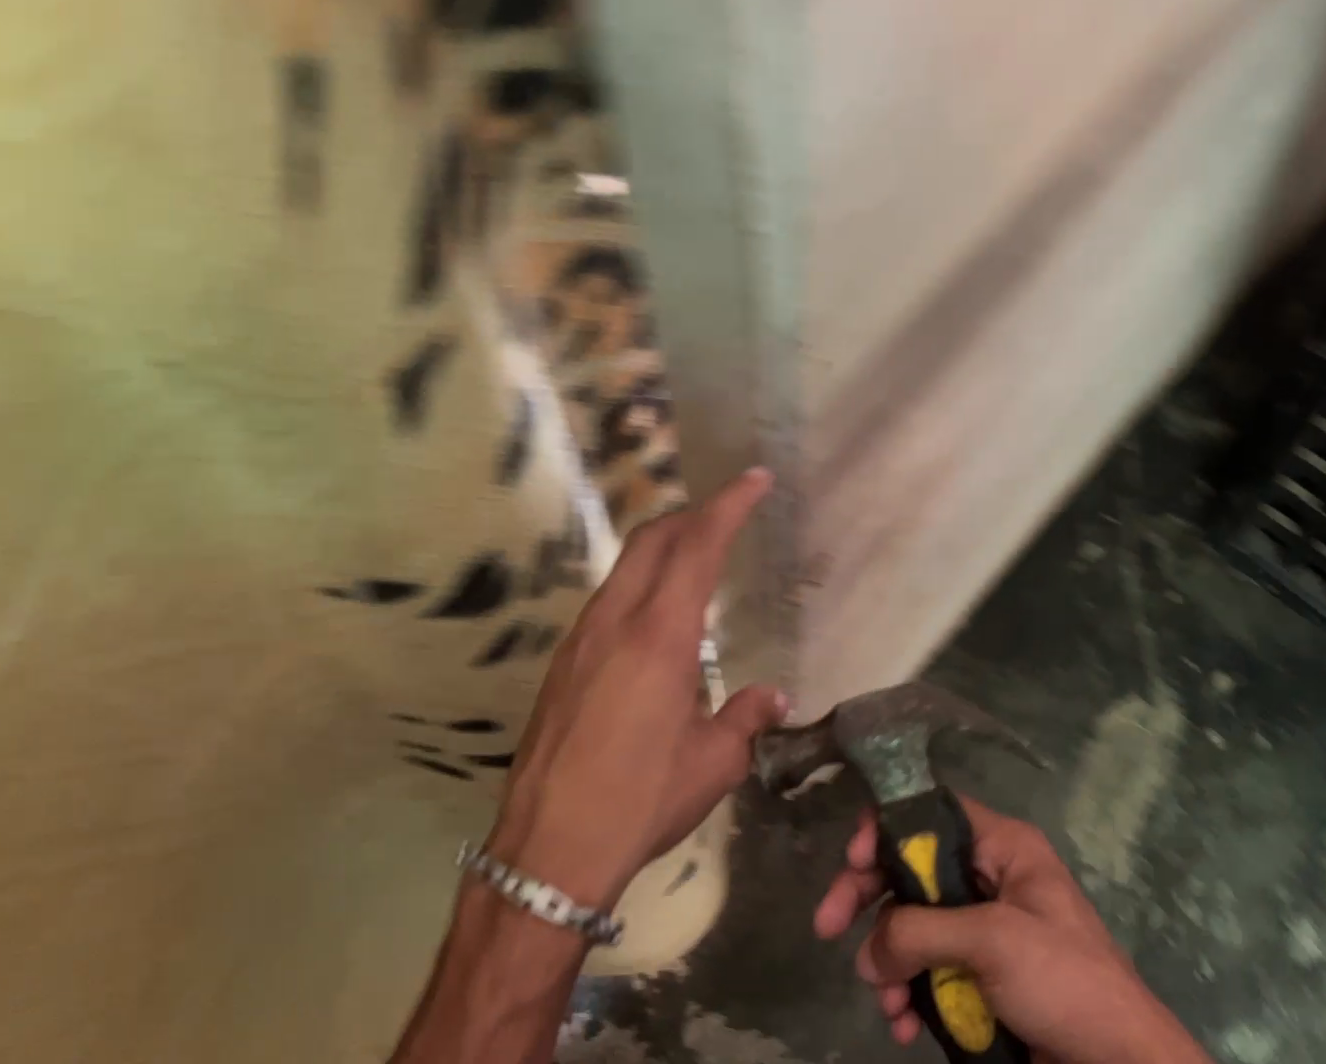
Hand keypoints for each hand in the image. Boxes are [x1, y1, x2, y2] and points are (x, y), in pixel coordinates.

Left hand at [486, 467, 787, 909]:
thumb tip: (776, 697)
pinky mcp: (562, 664)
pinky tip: (656, 620)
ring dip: (662, 549)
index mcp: (660, 636)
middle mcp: (615, 623)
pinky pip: (606, 601)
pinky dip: (639, 585)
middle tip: (728, 512)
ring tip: (696, 560)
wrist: (549, 847)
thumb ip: (746, 718)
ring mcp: (580, 640)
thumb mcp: (713, 764)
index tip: (755, 479)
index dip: (729, 505)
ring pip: (623, 568)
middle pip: (651, 539)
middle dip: (692, 514)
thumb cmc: (641, 800)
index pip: (698, 547)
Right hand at [813, 796, 1211, 1063]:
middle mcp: (988, 879)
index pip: (930, 814)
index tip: (853, 862)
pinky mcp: (978, 976)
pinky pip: (926, 970)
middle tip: (826, 928)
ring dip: (887, 964)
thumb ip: (919, 933)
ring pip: (910, 928)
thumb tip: (868, 955)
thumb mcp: (993, 941)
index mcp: (1002, 848)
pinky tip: (903, 1025)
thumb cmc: (1065, 981)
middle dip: (867, 903)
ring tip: (887, 1004)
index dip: (885, 829)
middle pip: (909, 871)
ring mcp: (982, 931)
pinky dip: (907, 995)